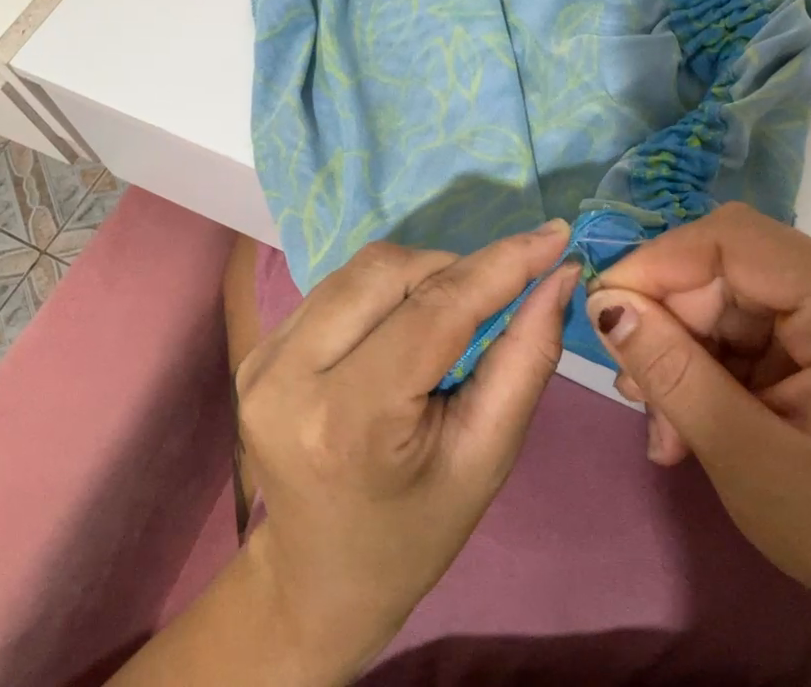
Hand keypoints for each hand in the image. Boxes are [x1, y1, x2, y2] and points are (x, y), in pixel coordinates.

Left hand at [235, 223, 578, 677]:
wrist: (318, 575)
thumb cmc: (415, 531)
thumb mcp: (486, 457)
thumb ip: (525, 359)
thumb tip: (558, 275)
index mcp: (348, 420)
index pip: (434, 311)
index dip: (500, 264)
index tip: (554, 236)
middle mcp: (288, 376)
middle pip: (387, 271)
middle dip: (455, 269)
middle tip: (498, 296)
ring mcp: (260, 357)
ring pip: (358, 270)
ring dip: (418, 276)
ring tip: (452, 320)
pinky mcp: (252, 348)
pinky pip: (335, 288)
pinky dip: (383, 292)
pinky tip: (403, 329)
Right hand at [585, 203, 810, 639]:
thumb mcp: (745, 457)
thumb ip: (671, 371)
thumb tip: (604, 302)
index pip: (738, 241)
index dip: (660, 263)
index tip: (606, 313)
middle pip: (736, 270)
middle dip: (674, 324)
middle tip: (639, 396)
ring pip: (739, 299)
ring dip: (690, 352)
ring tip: (667, 427)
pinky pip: (762, 326)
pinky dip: (720, 365)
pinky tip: (699, 418)